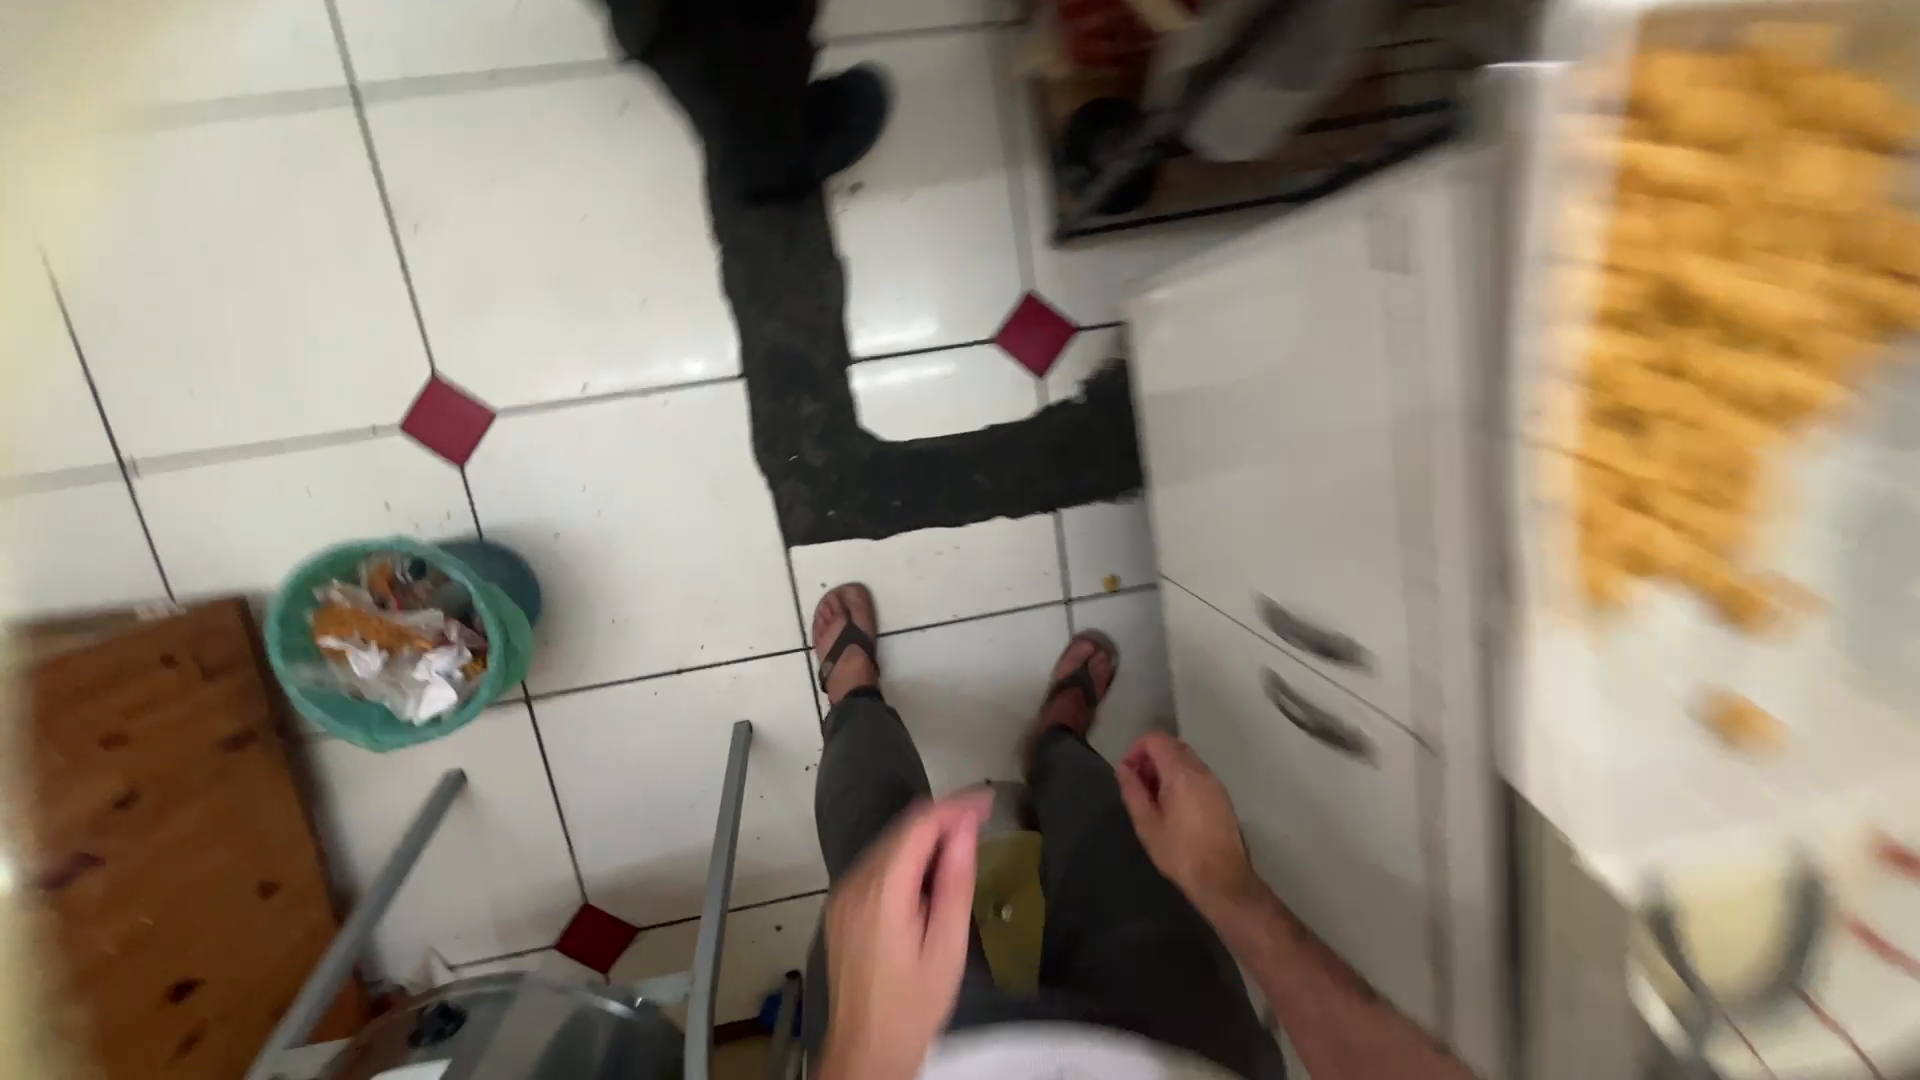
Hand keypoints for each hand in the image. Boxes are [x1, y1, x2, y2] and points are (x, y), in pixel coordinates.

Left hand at [819, 793, 991, 1079]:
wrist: (865, 1052)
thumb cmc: (914, 1005)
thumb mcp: (946, 946)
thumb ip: (955, 882)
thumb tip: (965, 830)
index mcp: (883, 890)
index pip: (919, 825)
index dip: (954, 806)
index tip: (986, 801)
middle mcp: (856, 882)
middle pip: (902, 829)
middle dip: (943, 817)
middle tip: (981, 816)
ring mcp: (844, 893)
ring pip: (889, 843)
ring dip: (925, 835)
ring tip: (963, 841)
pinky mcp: (842, 906)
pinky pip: (878, 864)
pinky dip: (907, 856)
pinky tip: (930, 869)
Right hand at [1117, 732, 1262, 919]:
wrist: (1223, 880)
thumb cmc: (1180, 852)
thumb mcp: (1146, 824)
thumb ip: (1132, 790)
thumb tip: (1124, 768)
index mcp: (1180, 773)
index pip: (1156, 739)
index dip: (1136, 749)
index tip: (1128, 772)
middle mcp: (1201, 770)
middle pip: (1172, 745)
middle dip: (1150, 757)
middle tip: (1138, 785)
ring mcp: (1215, 782)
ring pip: (1186, 759)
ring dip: (1166, 768)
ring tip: (1154, 798)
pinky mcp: (1222, 796)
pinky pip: (1197, 773)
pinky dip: (1181, 778)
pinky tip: (1174, 806)